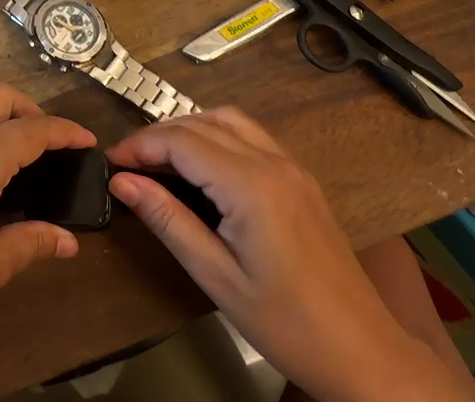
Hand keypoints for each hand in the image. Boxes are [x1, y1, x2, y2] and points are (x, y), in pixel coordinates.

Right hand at [107, 109, 474, 401]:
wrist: (365, 354)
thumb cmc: (285, 322)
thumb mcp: (216, 276)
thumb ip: (167, 220)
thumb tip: (121, 182)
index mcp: (251, 185)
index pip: (180, 141)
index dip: (138, 146)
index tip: (109, 165)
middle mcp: (273, 163)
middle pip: (201, 123)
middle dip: (157, 136)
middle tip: (126, 165)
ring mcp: (292, 168)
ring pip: (228, 119)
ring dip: (187, 128)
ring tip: (158, 159)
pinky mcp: (301, 179)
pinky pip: (250, 135)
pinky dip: (215, 135)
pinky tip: (200, 165)